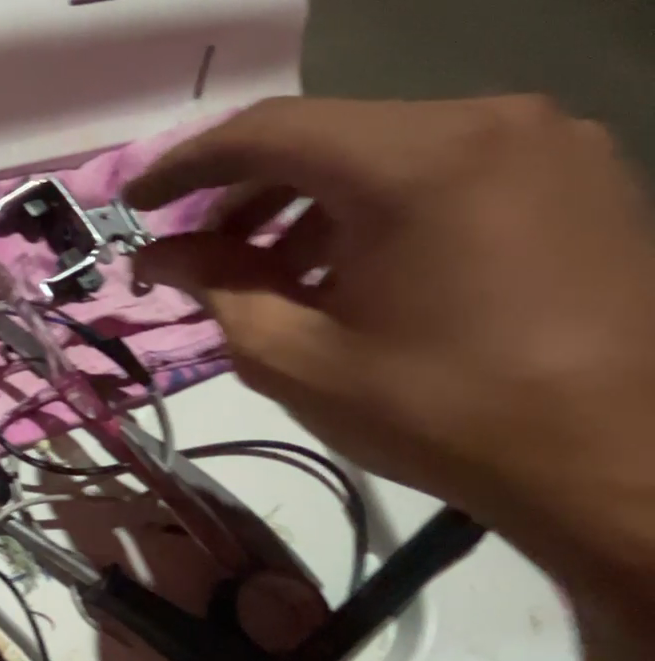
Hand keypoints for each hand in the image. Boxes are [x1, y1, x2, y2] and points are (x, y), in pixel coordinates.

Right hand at [126, 96, 654, 605]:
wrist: (610, 452)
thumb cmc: (433, 409)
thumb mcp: (292, 357)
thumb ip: (216, 287)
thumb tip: (159, 253)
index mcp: (414, 164)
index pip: (269, 131)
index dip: (187, 164)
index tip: (136, 204)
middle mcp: (486, 123)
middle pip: (326, 135)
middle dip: (244, 192)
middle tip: (195, 253)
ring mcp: (543, 141)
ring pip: (381, 150)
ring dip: (303, 204)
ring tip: (266, 274)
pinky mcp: (572, 172)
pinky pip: (439, 168)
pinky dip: (368, 208)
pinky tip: (343, 271)